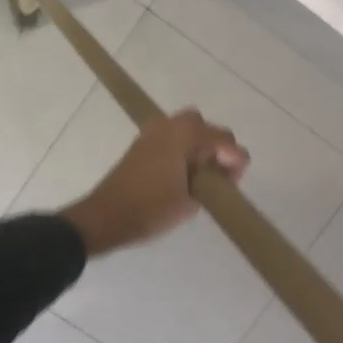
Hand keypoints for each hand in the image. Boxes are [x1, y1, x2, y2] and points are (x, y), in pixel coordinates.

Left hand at [60, 110, 248, 256]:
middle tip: (218, 176)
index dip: (235, 161)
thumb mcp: (193, 200)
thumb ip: (214, 181)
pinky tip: (182, 175)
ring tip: (200, 177)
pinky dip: (180, 150)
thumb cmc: (152, 209)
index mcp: (184, 134)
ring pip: (185, 130)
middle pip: (204, 127)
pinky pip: (169, 138)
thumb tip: (220, 173)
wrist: (106, 216)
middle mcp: (167, 125)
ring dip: (197, 147)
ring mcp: (149, 133)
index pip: (224, 139)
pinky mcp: (139, 145)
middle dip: (216, 148)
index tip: (233, 183)